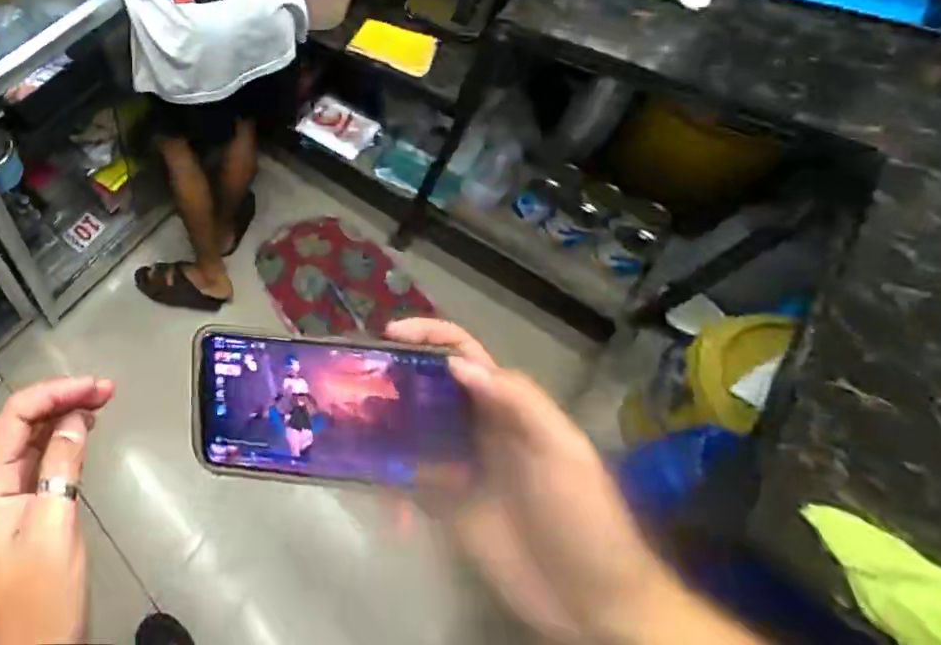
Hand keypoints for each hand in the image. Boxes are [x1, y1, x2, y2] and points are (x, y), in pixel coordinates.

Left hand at [0, 376, 114, 644]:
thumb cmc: (40, 597)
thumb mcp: (54, 526)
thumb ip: (62, 465)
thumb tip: (75, 416)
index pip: (17, 414)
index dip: (54, 392)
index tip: (93, 386)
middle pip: (27, 419)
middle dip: (64, 396)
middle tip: (106, 388)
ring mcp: (14, 491)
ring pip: (38, 435)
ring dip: (67, 412)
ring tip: (102, 399)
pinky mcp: (32, 505)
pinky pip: (47, 456)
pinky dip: (68, 436)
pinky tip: (87, 428)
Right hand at [386, 319, 755, 644]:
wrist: (596, 606)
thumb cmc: (584, 519)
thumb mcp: (562, 453)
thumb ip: (518, 402)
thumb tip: (454, 362)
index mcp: (504, 406)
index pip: (462, 352)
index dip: (428, 334)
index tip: (389, 334)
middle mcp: (474, 424)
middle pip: (426, 382)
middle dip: (392, 371)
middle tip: (352, 373)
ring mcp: (455, 462)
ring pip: (408, 423)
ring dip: (379, 415)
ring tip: (344, 413)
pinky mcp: (441, 500)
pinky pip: (403, 472)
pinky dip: (381, 465)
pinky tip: (360, 465)